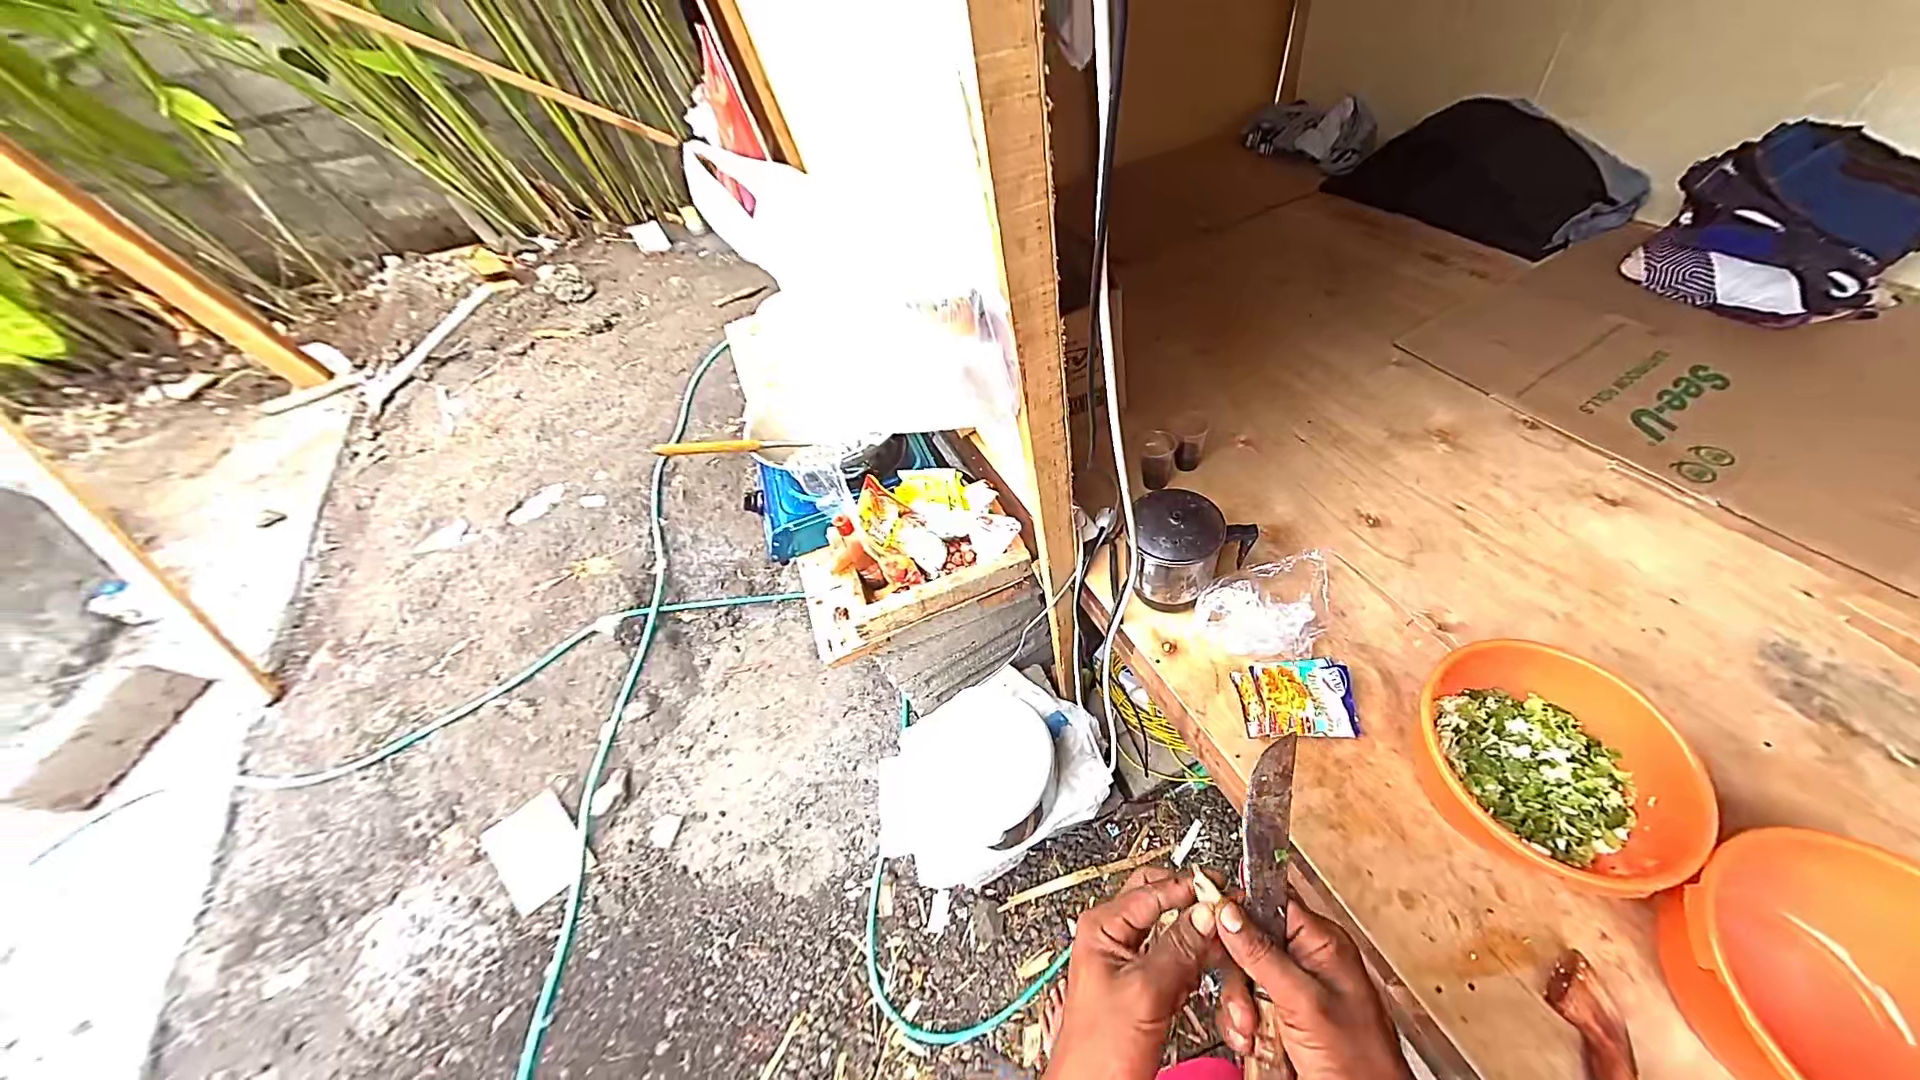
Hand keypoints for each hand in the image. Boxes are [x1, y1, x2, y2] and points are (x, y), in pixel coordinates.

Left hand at [1044, 867, 1220, 1079]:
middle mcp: (1117, 936)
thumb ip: (1177, 949)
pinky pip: (1181, 967)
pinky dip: (1199, 975)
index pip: (1151, 890)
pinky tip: (1211, 990)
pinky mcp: (1148, 986)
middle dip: (1197, 918)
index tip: (1222, 890)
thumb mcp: (1144, 991)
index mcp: (1103, 925)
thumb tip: (1205, 912)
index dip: (1188, 889)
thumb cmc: (1098, 1049)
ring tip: (1227, 969)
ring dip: (1204, 954)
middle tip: (1228, 920)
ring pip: (1178, 939)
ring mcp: (1133, 961)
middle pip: (1165, 908)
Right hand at [1214, 897, 1413, 1079]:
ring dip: (1237, 1003)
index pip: (1268, 900)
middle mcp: (1304, 959)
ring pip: (1240, 973)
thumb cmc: (1362, 1068)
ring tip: (1250, 1028)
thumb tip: (1228, 911)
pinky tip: (1251, 1040)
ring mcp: (1290, 988)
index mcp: (1321, 943)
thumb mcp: (1305, 1003)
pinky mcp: (1279, 1014)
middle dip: (1237, 973)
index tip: (1212, 922)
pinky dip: (1240, 1023)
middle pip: (1247, 939)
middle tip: (1243, 1000)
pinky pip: (1243, 1001)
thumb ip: (1263, 954)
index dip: (1237, 908)